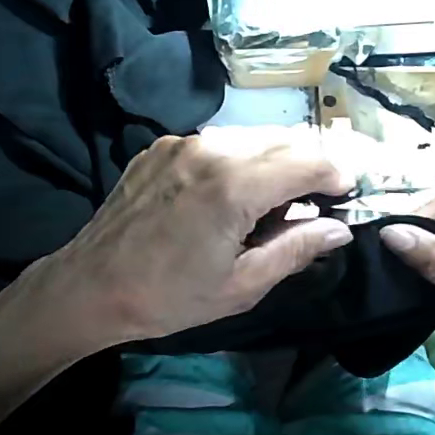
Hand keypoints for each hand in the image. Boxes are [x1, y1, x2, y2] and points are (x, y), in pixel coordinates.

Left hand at [28, 127, 354, 350]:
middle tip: (312, 201)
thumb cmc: (168, 297)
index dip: (335, 175)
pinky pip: (213, 143)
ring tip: (270, 200)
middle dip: (307, 165)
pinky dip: (234, 159)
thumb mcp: (240, 286)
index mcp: (234, 186)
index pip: (308, 160)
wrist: (91, 285)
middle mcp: (210, 150)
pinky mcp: (158, 148)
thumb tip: (338, 230)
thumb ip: (294, 250)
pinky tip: (227, 191)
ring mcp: (180, 144)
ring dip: (271, 160)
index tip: (344, 196)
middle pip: (282, 139)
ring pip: (248, 137)